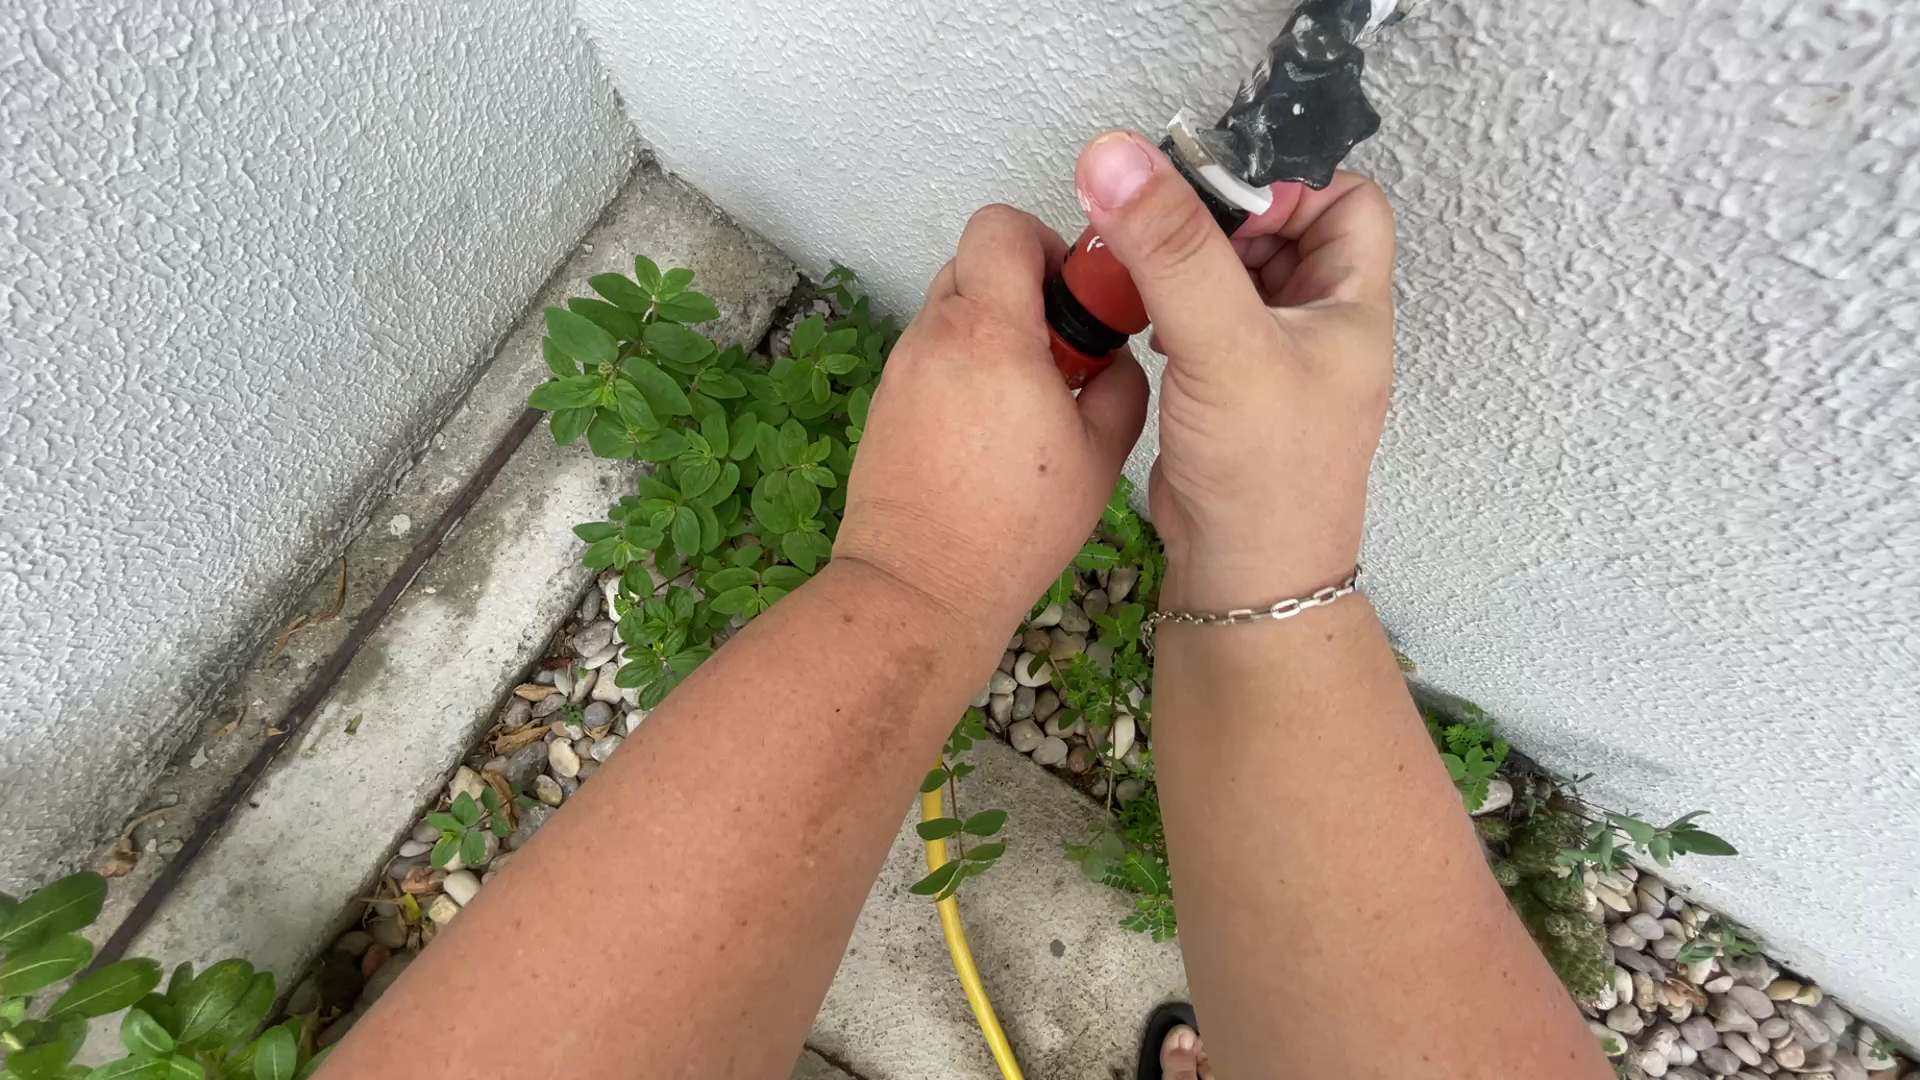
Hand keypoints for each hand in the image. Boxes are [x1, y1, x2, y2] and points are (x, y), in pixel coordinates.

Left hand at [833, 205, 1149, 633]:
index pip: (1001, 227)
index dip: (1043, 244)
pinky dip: (959, 365)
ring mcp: (900, 370)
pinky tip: (982, 427)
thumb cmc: (1016, 528)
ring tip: (1019, 395)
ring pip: (948, 310)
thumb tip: (1111, 360)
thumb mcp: (1100, 458)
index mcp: (991, 334)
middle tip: (1052, 348)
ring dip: (988, 330)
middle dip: (1019, 288)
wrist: (922, 585)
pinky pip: (928, 355)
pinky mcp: (884, 402)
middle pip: (973, 263)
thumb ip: (1120, 386)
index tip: (1069, 298)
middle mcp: (934, 338)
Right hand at [1071, 131, 1396, 609]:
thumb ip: (1174, 252)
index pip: (1342, 198)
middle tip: (1158, 226)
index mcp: (1350, 303)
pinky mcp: (1226, 390)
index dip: (1281, 182)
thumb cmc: (1263, 472)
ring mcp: (1271, 360)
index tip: (1207, 193)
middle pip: (1278, 233)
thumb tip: (1116, 160)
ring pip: (1233, 280)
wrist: (1240, 573)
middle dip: (1218, 223)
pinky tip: (1143, 321)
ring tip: (1142, 272)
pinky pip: (1202, 324)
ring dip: (1187, 268)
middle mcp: (1317, 326)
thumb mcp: (1226, 346)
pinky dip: (1171, 309)